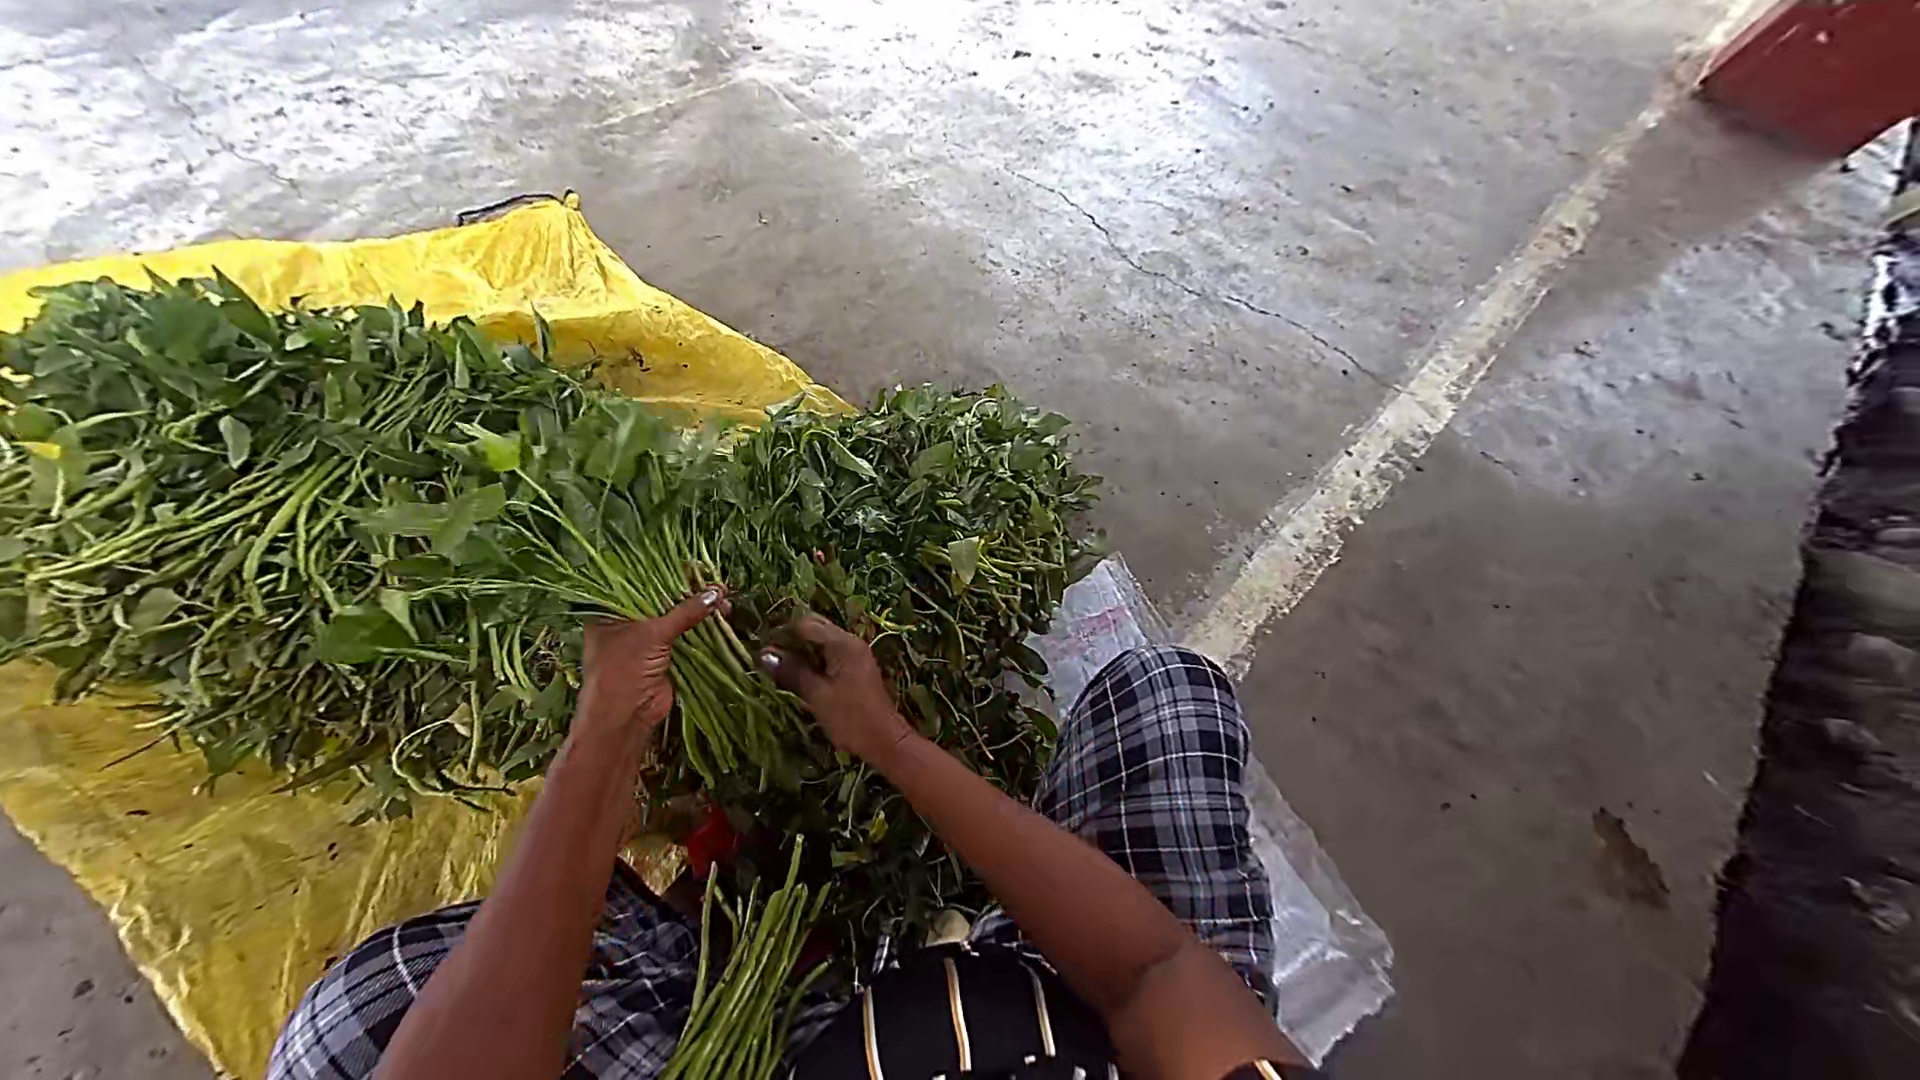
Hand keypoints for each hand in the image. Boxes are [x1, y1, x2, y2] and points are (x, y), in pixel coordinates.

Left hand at [578, 586, 727, 732]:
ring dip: (702, 610)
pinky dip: (705, 627)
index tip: (699, 568)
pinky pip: (688, 635)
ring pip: (680, 617)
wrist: (625, 718)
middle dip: (693, 593)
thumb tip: (715, 593)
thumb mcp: (651, 635)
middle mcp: (629, 622)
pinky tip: (722, 617)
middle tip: (718, 586)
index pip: (644, 583)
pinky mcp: (667, 654)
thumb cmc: (623, 671)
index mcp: (611, 611)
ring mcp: (648, 639)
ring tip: (725, 601)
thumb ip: (684, 612)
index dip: (672, 575)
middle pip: (665, 599)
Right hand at [757, 614, 912, 762]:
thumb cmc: (850, 718)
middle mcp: (851, 641)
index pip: (806, 624)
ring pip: (823, 640)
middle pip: (816, 627)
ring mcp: (856, 653)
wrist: (884, 738)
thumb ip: (792, 671)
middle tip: (769, 655)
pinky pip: (831, 652)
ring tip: (779, 664)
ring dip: (802, 648)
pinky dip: (814, 658)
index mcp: (843, 643)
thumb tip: (764, 653)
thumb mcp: (816, 695)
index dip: (782, 631)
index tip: (762, 646)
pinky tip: (800, 672)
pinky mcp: (856, 666)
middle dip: (791, 638)